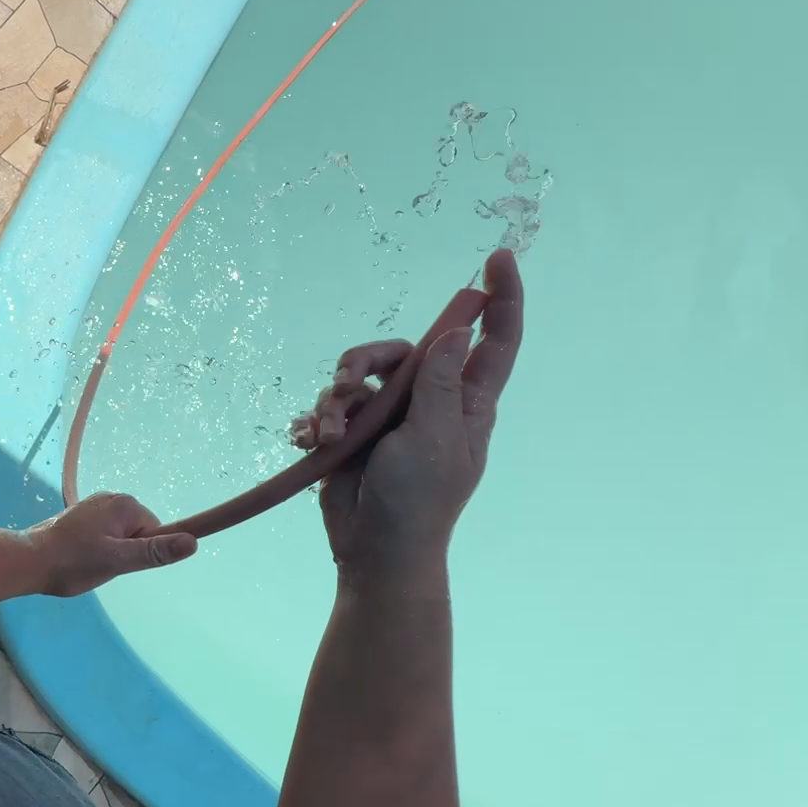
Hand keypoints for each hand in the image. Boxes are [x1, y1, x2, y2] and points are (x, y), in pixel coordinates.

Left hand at [28, 492, 197, 596]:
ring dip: (109, 551)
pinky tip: (78, 556)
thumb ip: (155, 552)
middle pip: (137, 532)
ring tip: (86, 562)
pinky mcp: (80, 515)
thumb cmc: (73, 562)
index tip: (118, 562)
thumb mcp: (118, 561)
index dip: (140, 552)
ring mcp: (94, 505)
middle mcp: (111, 497)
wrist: (27, 560)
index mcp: (125, 504)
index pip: (155, 531)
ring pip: (119, 535)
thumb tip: (193, 541)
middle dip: (125, 552)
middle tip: (100, 564)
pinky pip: (103, 533)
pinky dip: (95, 547)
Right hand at [290, 249, 523, 575]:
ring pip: (356, 380)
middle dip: (365, 359)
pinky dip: (314, 422)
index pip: (494, 340)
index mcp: (465, 403)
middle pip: (401, 351)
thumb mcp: (435, 441)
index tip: (496, 258)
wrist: (372, 548)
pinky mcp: (349, 436)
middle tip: (345, 382)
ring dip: (332, 403)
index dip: (500, 299)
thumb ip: (442, 387)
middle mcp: (426, 403)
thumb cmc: (417, 500)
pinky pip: (327, 410)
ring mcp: (385, 420)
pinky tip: (307, 442)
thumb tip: (456, 332)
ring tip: (325, 435)